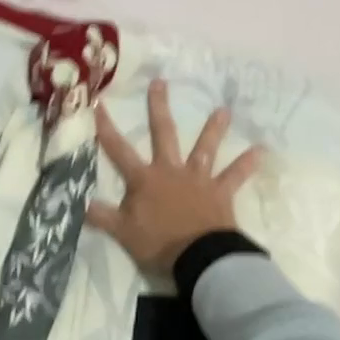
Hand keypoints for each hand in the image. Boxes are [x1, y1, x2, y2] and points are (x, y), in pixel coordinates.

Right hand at [86, 79, 263, 274]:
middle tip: (160, 82)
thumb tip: (77, 201)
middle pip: (163, 134)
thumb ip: (101, 216)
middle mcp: (170, 171)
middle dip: (159, 108)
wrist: (199, 258)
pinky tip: (262, 151)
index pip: (118, 149)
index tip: (98, 102)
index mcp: (144, 179)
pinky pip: (235, 176)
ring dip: (214, 129)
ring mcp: (198, 179)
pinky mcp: (220, 192)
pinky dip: (248, 164)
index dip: (106, 127)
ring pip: (205, 148)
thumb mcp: (122, 232)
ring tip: (223, 110)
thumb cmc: (158, 244)